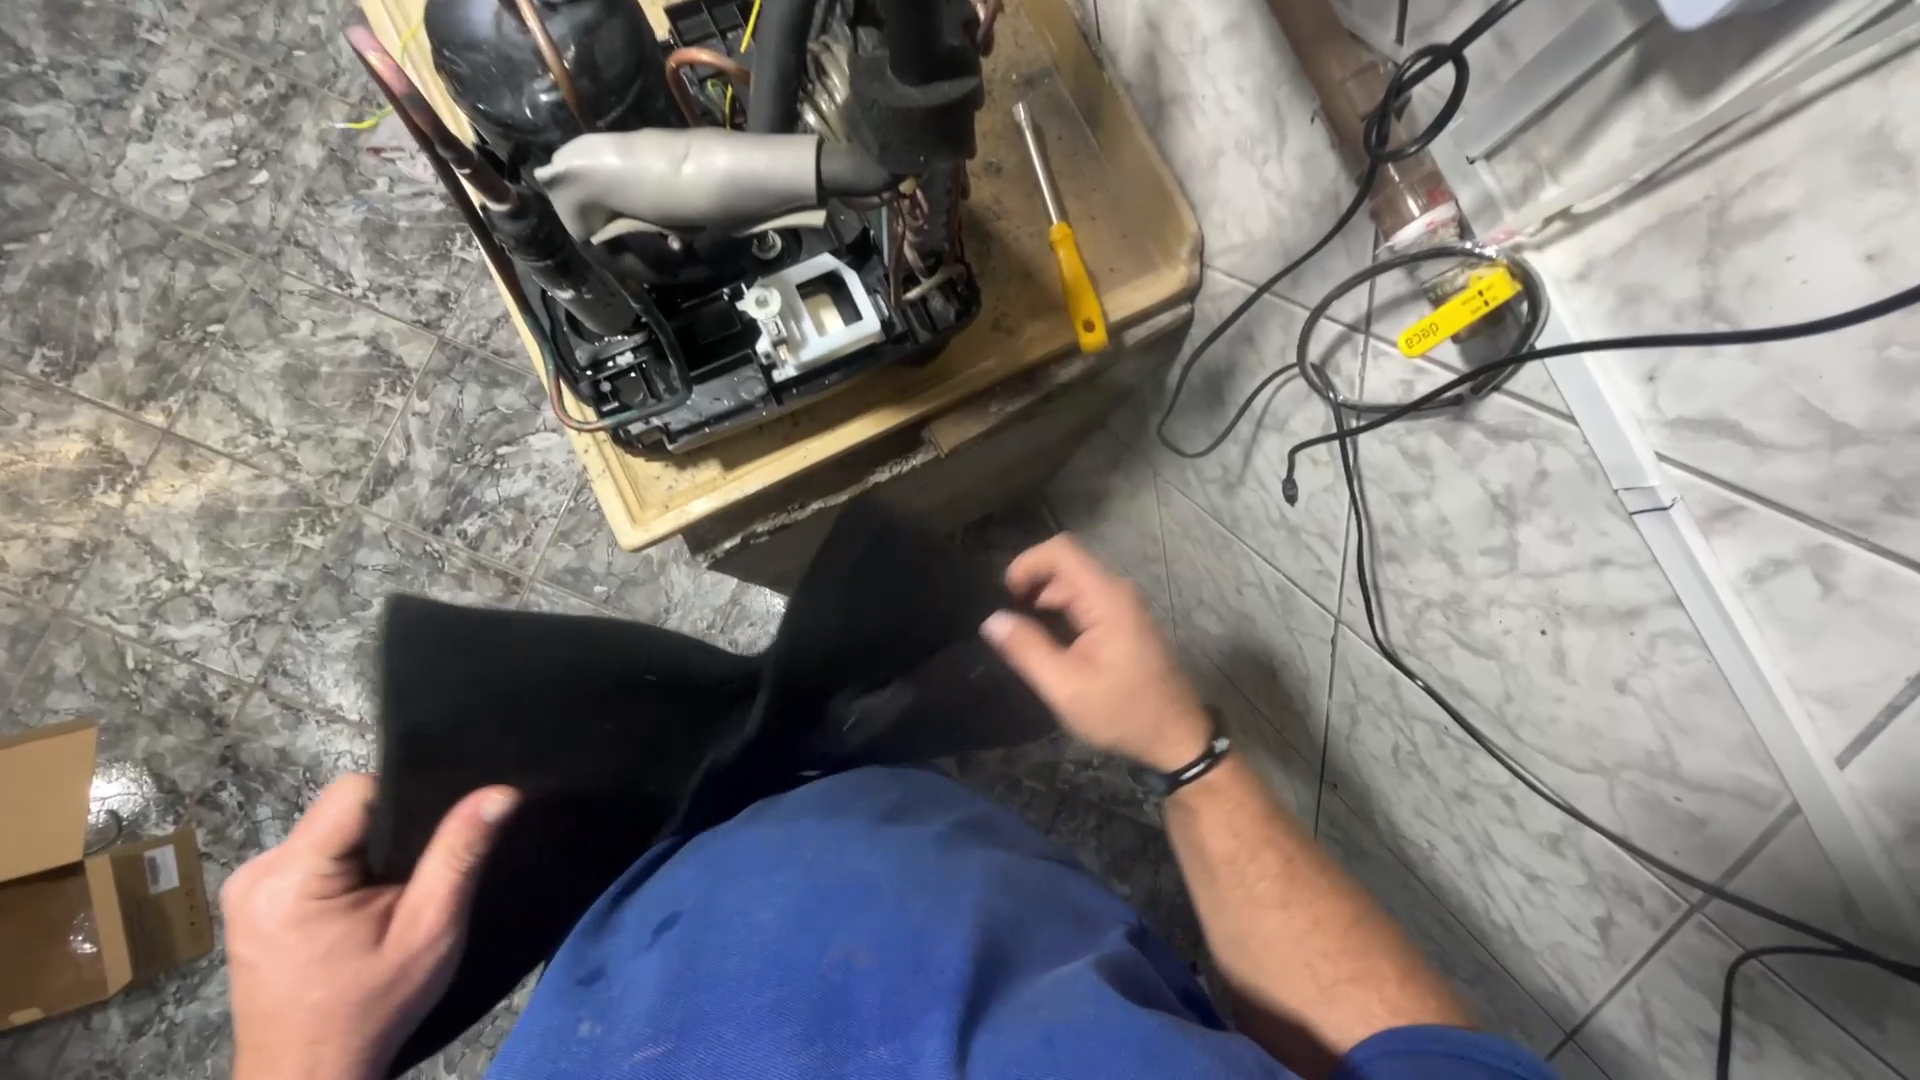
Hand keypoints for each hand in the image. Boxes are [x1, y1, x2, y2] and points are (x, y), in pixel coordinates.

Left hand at [223, 775, 518, 1079]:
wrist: (308, 1075)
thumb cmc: (371, 1006)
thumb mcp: (431, 929)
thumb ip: (461, 854)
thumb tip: (500, 792)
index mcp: (291, 876)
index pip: (357, 791)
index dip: (406, 800)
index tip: (433, 838)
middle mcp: (257, 871)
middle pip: (343, 809)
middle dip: (390, 830)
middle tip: (418, 875)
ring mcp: (247, 886)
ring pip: (331, 829)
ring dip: (369, 848)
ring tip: (395, 891)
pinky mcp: (251, 900)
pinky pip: (314, 852)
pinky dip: (347, 866)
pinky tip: (364, 903)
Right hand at [981, 534, 1211, 771]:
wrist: (1176, 736)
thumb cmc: (1121, 712)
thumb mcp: (1065, 687)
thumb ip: (1027, 649)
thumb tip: (992, 619)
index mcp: (1106, 599)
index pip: (1061, 550)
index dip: (1026, 563)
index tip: (1005, 595)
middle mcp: (1118, 592)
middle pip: (1067, 563)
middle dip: (1032, 582)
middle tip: (1010, 619)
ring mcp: (1126, 606)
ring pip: (1077, 581)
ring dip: (1046, 597)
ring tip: (1025, 632)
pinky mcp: (1126, 621)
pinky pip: (1088, 598)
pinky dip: (1063, 608)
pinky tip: (1051, 640)